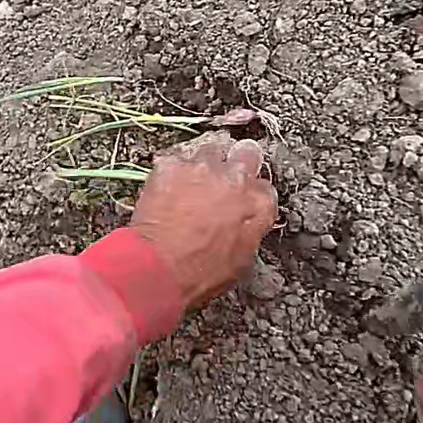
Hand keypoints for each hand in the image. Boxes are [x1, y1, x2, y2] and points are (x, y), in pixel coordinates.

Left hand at [129, 131, 277, 312]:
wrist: (157, 270)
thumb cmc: (199, 273)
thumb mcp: (241, 260)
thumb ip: (251, 229)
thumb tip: (245, 222)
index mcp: (259, 204)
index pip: (264, 187)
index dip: (251, 194)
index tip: (241, 200)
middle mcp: (236, 179)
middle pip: (247, 153)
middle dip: (239, 161)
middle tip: (224, 178)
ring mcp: (203, 168)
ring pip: (211, 148)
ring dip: (205, 163)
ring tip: (193, 181)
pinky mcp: (171, 164)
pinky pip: (177, 157)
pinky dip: (174, 169)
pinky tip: (168, 187)